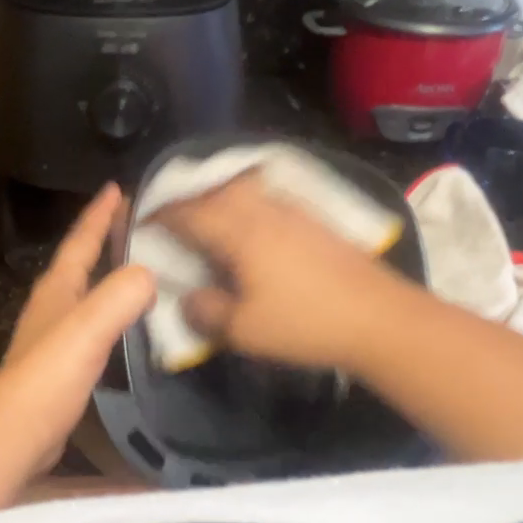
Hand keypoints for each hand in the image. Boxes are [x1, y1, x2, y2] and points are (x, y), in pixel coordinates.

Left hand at [0, 183, 155, 474]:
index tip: (119, 187)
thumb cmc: (50, 376)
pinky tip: (128, 326)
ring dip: (109, 277)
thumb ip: (119, 295)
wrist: (18, 431)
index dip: (100, 214)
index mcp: (58, 289)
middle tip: (136, 223)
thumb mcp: (87, 327)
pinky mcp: (61, 366)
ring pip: (86, 294)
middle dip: (104, 240)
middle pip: (81, 262)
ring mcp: (53, 336)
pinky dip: (111, 314)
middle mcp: (52, 306)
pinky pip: (93, 325)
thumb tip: (149, 274)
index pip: (81, 241)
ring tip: (140, 269)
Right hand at [154, 171, 408, 369]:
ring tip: (208, 221)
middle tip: (172, 219)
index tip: (142, 222)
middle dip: (189, 201)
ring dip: (220, 200)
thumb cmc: (305, 324)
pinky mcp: (316, 223)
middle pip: (217, 192)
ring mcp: (295, 212)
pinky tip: (252, 230)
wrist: (380, 318)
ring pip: (246, 192)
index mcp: (240, 231)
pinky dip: (248, 208)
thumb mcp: (244, 330)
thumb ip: (207, 311)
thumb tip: (188, 298)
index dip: (161, 216)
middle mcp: (264, 211)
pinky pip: (269, 202)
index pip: (189, 213)